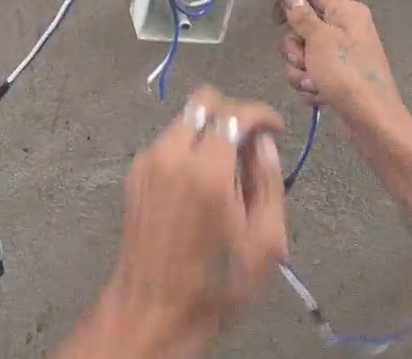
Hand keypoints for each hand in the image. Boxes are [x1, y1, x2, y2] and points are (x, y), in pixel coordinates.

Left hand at [83, 87, 287, 354]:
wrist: (153, 310)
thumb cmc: (217, 285)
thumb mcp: (265, 243)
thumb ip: (270, 183)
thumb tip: (265, 142)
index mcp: (207, 172)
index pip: (234, 113)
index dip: (261, 113)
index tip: (276, 128)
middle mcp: (172, 155)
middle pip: (203, 101)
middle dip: (232, 113)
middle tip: (251, 144)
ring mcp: (148, 161)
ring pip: (183, 118)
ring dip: (209, 129)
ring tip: (228, 168)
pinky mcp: (134, 172)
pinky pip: (167, 141)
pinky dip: (188, 145)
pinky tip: (200, 182)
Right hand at [279, 0, 411, 137]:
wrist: (372, 120)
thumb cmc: (346, 73)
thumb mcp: (319, 39)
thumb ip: (301, 16)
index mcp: (346, 12)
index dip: (291, 3)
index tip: (276, 21)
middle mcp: (346, 29)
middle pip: (303, 27)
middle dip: (295, 48)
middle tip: (302, 60)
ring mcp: (343, 55)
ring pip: (304, 54)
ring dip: (300, 70)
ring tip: (313, 83)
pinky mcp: (339, 77)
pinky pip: (313, 74)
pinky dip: (311, 85)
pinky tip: (319, 95)